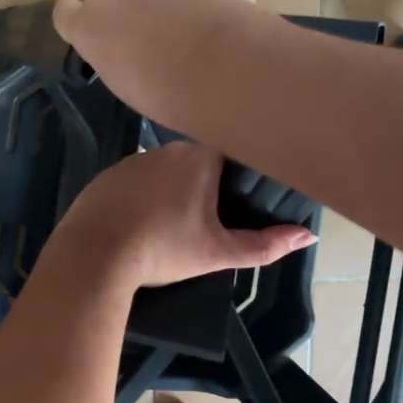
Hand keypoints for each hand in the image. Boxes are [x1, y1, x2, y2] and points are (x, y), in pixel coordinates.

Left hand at [48, 140, 315, 288]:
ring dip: (174, 191)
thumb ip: (264, 244)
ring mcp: (133, 160)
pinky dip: (144, 197)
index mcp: (199, 158)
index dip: (239, 174)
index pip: (230, 153)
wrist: (94, 254)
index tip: (244, 197)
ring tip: (176, 224)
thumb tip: (308, 235)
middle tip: (213, 218)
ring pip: (166, 170)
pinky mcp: (108, 175)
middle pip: (198, 161)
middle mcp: (167, 148)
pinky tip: (143, 222)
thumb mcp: (217, 252)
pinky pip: (136, 181)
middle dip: (207, 185)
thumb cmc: (162, 248)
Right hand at [52, 0, 270, 127]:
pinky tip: (217, 6)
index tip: (103, 25)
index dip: (85, 15)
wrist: (221, 65)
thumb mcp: (127, 83)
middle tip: (159, 27)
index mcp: (86, 26)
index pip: (66, 11)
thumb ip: (117, 53)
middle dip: (129, 1)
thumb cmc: (170, 93)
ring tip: (194, 16)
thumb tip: (132, 46)